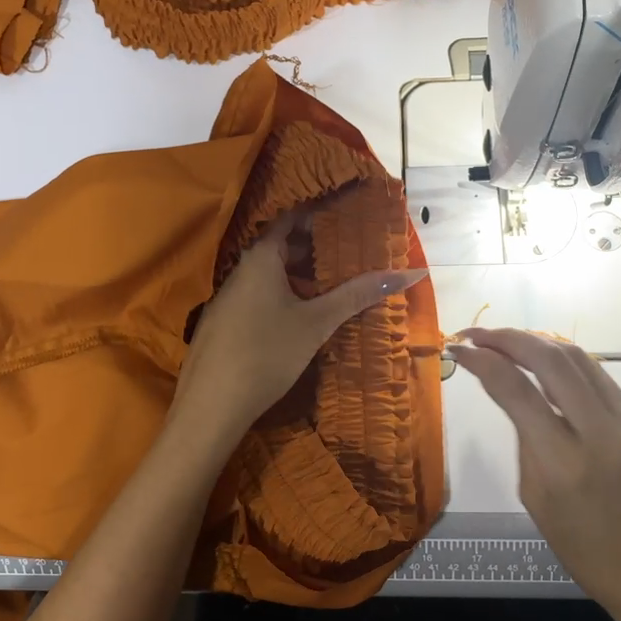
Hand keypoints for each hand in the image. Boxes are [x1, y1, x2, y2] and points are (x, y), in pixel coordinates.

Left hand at [172, 212, 425, 439]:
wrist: (210, 406)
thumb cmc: (267, 353)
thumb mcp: (317, 323)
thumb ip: (357, 295)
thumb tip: (410, 273)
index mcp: (261, 258)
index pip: (290, 219)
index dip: (317, 214)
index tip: (345, 215)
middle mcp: (240, 270)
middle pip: (279, 247)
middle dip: (313, 248)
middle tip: (348, 253)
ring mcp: (227, 298)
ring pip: (268, 275)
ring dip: (298, 276)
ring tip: (332, 285)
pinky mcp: (222, 324)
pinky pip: (256, 296)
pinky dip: (280, 296)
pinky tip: (299, 318)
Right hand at [448, 328, 620, 619]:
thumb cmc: (585, 551)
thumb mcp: (536, 500)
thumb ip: (525, 441)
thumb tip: (514, 396)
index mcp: (564, 462)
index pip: (515, 390)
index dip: (482, 361)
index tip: (457, 348)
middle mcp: (598, 430)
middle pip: (549, 359)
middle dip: (508, 338)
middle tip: (475, 334)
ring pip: (576, 357)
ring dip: (535, 341)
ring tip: (503, 341)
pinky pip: (595, 373)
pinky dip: (562, 358)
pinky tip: (541, 360)